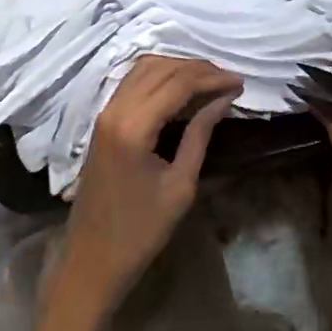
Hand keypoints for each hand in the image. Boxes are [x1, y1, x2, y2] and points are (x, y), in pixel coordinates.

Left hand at [24, 56, 240, 330]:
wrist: (91, 263)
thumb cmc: (140, 232)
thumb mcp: (180, 186)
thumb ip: (200, 134)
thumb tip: (224, 98)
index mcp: (133, 128)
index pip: (179, 83)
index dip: (213, 78)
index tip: (240, 82)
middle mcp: (115, 111)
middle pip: (162, 68)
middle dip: (199, 68)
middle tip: (228, 80)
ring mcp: (105, 113)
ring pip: (145, 67)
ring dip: (179, 67)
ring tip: (209, 80)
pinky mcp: (103, 120)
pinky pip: (133, 80)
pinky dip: (160, 74)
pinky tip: (181, 86)